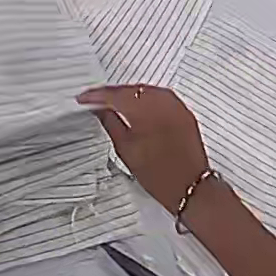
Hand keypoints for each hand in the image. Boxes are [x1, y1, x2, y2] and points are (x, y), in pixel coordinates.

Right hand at [78, 85, 210, 208]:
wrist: (190, 186)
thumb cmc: (160, 174)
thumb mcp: (125, 149)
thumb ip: (110, 123)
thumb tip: (100, 110)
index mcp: (144, 110)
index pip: (114, 95)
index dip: (96, 95)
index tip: (85, 98)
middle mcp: (162, 103)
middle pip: (130, 89)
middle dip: (112, 93)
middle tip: (96, 100)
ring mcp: (176, 106)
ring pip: (146, 90)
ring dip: (129, 94)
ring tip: (114, 103)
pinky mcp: (184, 112)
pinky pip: (161, 96)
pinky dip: (146, 98)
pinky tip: (138, 106)